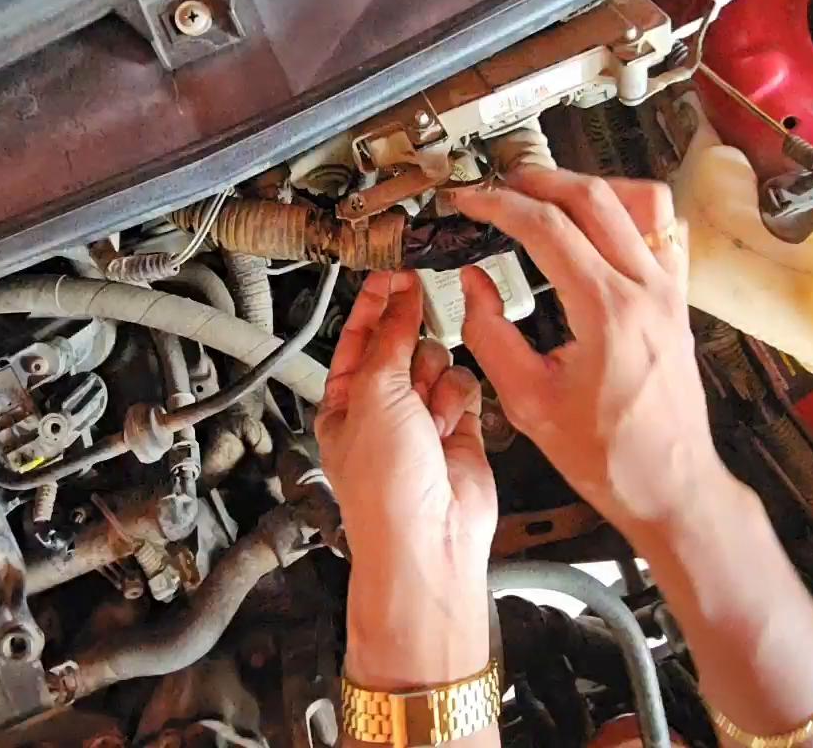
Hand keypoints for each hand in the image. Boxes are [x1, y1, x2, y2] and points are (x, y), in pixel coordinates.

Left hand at [315, 272, 497, 689]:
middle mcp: (383, 405)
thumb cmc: (384, 485)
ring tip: (428, 415)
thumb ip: (391, 337)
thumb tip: (401, 294)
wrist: (430, 540)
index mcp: (347, 398)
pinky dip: (459, 400)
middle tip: (415, 347)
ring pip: (438, 360)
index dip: (375, 302)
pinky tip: (449, 427)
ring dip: (435, 381)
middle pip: (404, 342)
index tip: (392, 272)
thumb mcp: (375, 394)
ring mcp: (421, 416)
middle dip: (412, 346)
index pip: (361, 334)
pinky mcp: (459, 426)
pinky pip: (465, 384)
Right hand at [449, 169, 729, 533]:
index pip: (546, 228)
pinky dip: (629, 208)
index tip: (468, 201)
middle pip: (591, 197)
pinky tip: (598, 223)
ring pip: (637, 199)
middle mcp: (646, 288)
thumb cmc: (606, 454)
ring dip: (586, 186)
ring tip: (546, 195)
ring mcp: (671, 288)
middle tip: (498, 188)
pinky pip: (663, 227)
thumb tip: (472, 281)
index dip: (498, 205)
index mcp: (607, 311)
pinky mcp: (679, 296)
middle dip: (536, 182)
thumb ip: (489, 333)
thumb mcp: (527, 401)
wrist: (672, 485)